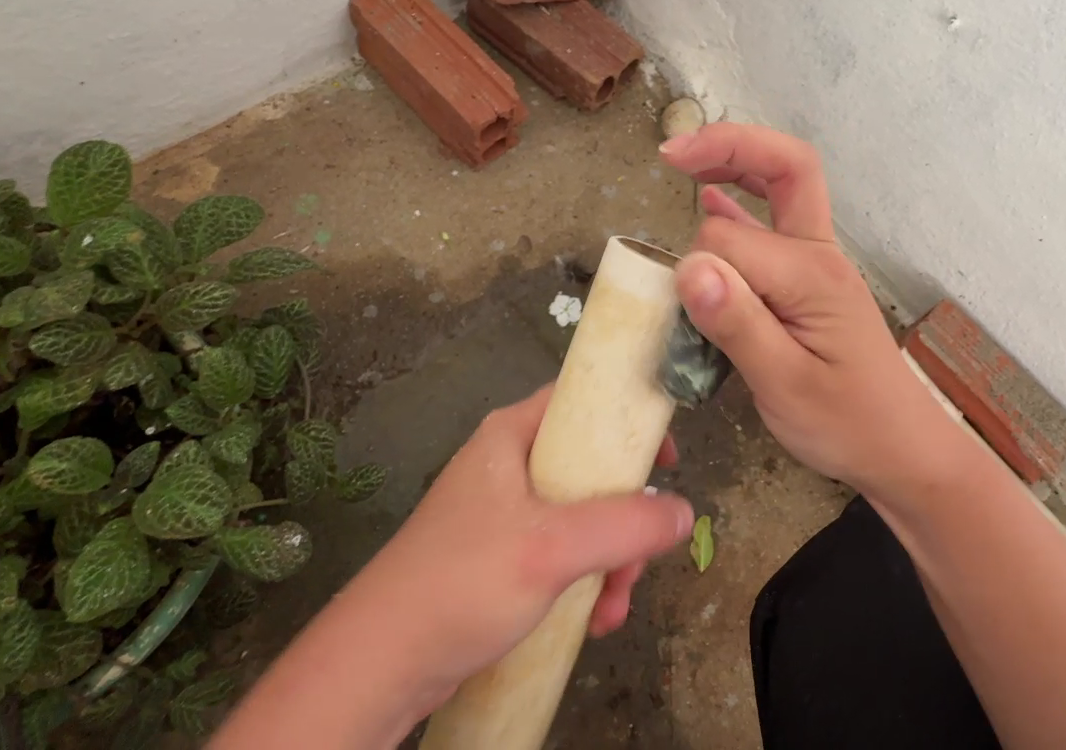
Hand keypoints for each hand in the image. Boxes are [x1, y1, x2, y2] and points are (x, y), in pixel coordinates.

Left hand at [367, 386, 692, 702]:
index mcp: (512, 437)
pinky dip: (583, 582)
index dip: (628, 420)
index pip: (582, 401)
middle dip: (624, 520)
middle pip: (590, 470)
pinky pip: (559, 556)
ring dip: (608, 562)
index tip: (666, 459)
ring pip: (580, 520)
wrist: (380, 664)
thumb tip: (684, 513)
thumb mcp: (552, 547)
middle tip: (637, 561)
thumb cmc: (463, 582)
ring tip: (612, 608)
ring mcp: (502, 515)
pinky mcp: (498, 559)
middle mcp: (508, 466)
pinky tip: (592, 622)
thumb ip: (625, 526)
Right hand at [659, 124, 949, 495]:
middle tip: (670, 153)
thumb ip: (738, 324)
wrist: (901, 450)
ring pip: (783, 188)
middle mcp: (817, 255)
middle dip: (729, 146)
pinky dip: (740, 205)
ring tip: (683, 162)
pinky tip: (710, 203)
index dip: (695, 265)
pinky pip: (775, 225)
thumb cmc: (846, 424)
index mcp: (811, 275)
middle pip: (787, 167)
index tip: (678, 306)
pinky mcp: (809, 282)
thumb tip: (688, 267)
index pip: (732, 242)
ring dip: (736, 165)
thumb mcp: (784, 385)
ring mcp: (816, 265)